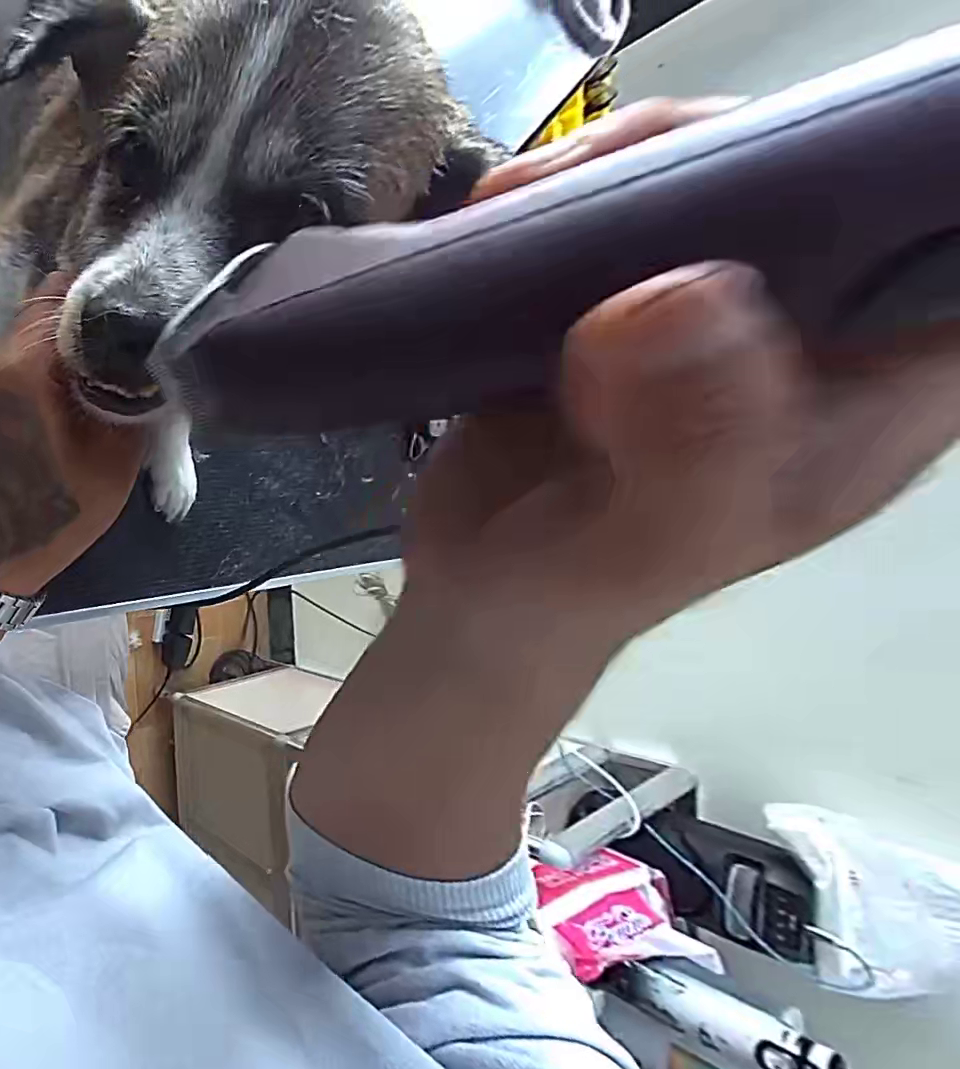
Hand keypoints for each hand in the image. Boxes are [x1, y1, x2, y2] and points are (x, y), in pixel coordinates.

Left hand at [0, 275, 147, 593]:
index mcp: (31, 363)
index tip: (157, 302)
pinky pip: (40, 342)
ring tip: (131, 341)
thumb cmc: (70, 503)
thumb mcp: (121, 447)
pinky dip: (70, 343)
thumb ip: (141, 386)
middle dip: (102, 302)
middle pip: (58, 296)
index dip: (119, 291)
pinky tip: (105, 363)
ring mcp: (3, 370)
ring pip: (47, 317)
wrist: (20, 541)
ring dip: (85, 323)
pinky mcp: (8, 386)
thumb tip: (161, 342)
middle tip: (148, 321)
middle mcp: (9, 354)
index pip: (76, 291)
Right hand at [405, 95, 959, 650]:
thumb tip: (661, 297)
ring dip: (595, 177)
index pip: (936, 217)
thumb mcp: (662, 535)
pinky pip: (572, 246)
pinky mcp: (578, 327)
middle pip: (792, 179)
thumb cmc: (584, 585)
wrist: (477, 596)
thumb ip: (693, 439)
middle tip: (589, 169)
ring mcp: (674, 324)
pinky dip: (529, 221)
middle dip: (698, 150)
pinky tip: (486, 223)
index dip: (873, 153)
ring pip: (669, 200)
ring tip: (510, 196)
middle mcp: (790, 325)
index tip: (760, 148)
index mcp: (880, 365)